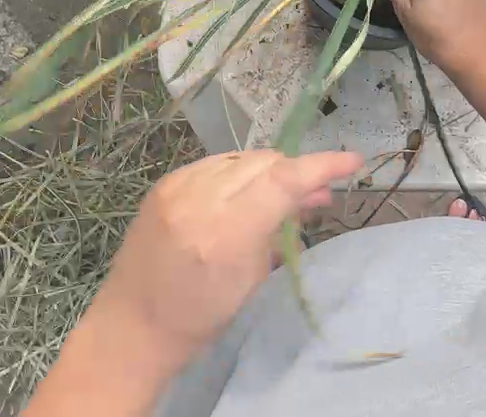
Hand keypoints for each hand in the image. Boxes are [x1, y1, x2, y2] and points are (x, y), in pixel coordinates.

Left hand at [87, 149, 362, 361]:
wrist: (132, 327)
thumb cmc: (199, 316)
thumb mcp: (251, 276)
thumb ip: (282, 227)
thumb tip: (317, 194)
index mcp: (225, 232)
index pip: (283, 180)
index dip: (322, 166)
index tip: (353, 160)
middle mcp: (200, 199)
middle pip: (266, 162)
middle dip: (296, 172)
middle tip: (317, 194)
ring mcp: (178, 186)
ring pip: (243, 158)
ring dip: (269, 170)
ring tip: (284, 194)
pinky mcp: (166, 182)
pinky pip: (217, 163)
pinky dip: (239, 173)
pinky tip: (246, 192)